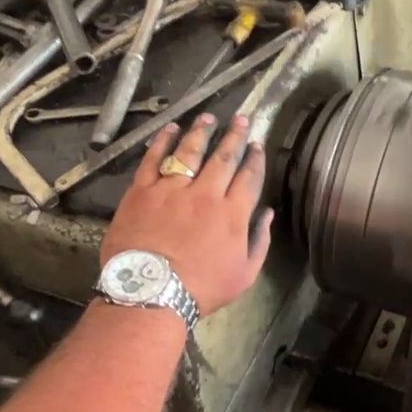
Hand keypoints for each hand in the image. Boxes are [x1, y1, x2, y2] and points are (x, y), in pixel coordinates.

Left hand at [102, 113, 272, 313]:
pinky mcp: (142, 192)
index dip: (255, 158)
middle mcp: (205, 193)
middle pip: (224, 156)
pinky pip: (153, 160)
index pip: (249, 176)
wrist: (150, 293)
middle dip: (235, 135)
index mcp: (232, 213)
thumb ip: (260, 241)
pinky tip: (170, 129)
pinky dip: (162, 142)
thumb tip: (268, 213)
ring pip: (190, 151)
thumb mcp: (245, 274)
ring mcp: (172, 189)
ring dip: (201, 131)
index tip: (258, 145)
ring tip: (208, 117)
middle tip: (241, 119)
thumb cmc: (201, 288)